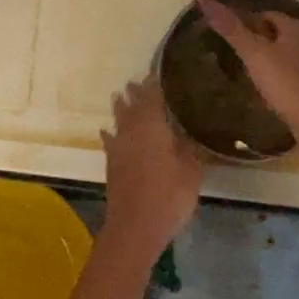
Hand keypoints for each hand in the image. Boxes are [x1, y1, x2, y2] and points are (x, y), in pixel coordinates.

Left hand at [100, 78, 202, 246]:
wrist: (135, 225)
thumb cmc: (169, 196)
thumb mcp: (191, 172)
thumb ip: (188, 150)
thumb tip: (185, 136)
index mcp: (153, 128)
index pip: (152, 99)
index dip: (153, 86)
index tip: (154, 73)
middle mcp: (132, 133)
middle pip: (132, 108)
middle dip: (134, 94)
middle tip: (135, 81)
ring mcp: (119, 149)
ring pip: (119, 122)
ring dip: (120, 108)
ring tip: (119, 95)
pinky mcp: (112, 165)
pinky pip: (110, 141)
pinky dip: (110, 134)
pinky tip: (107, 131)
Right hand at [195, 0, 298, 150]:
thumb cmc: (285, 83)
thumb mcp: (253, 54)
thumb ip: (230, 28)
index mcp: (297, 27)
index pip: (266, 15)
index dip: (246, 23)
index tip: (228, 38)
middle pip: (278, 32)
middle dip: (258, 40)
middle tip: (235, 56)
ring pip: (288, 52)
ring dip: (270, 58)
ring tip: (248, 73)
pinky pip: (296, 70)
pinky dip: (282, 73)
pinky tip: (270, 88)